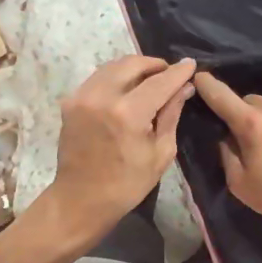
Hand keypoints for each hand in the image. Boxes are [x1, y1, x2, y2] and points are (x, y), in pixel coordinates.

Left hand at [46, 55, 196, 236]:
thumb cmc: (127, 184)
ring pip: (112, 66)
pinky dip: (115, 77)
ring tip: (150, 79)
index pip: (159, 81)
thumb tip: (184, 88)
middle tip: (169, 73)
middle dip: (154, 65)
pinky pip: (97, 78)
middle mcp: (101, 97)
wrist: (81, 199)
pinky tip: (127, 89)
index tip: (190, 63)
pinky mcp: (70, 101)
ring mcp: (82, 96)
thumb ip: (171, 114)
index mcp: (127, 114)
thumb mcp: (160, 153)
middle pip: (132, 64)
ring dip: (134, 68)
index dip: (177, 71)